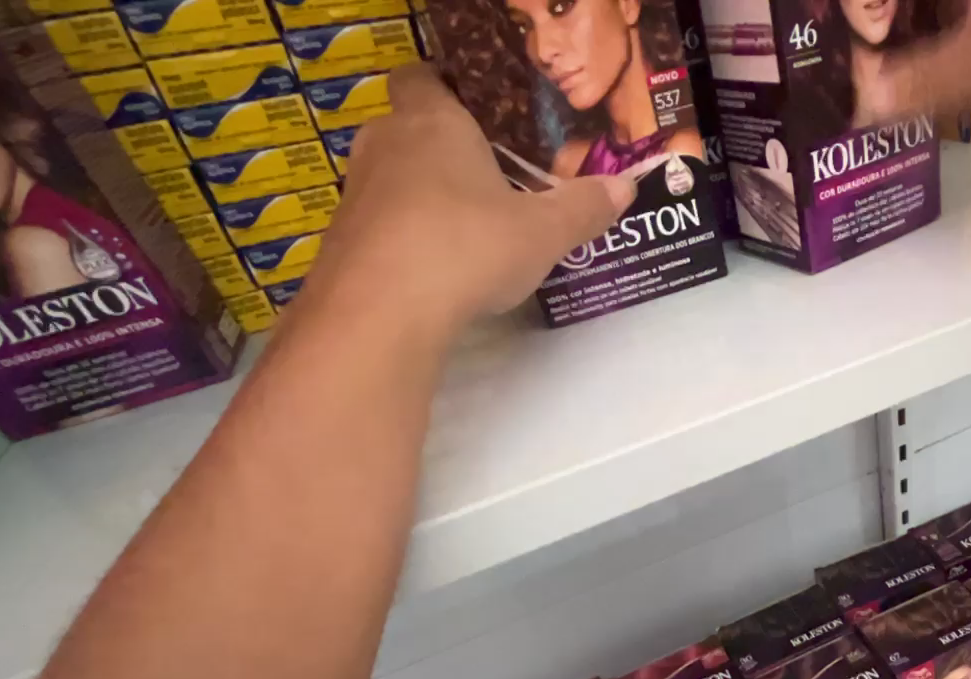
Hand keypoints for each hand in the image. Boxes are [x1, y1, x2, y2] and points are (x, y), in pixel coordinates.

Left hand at [298, 64, 634, 336]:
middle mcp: (387, 143)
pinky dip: (406, 235)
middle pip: (409, 127)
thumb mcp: (544, 233)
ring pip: (394, 176)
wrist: (384, 308)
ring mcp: (359, 190)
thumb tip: (625, 186)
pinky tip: (437, 267)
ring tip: (467, 227)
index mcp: (435, 123)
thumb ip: (583, 208)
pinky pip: (382, 222)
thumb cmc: (469, 246)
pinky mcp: (345, 238)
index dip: (447, 88)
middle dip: (443, 148)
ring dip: (424, 194)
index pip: (423, 78)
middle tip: (488, 177)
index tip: (480, 113)